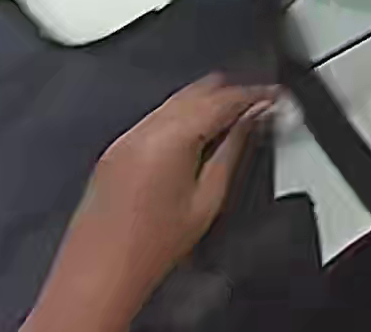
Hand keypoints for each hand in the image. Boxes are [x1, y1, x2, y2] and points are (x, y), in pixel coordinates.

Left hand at [24, 75, 277, 331]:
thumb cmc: (152, 248)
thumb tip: (252, 118)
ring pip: (179, 98)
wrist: (95, 280)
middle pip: (200, 89)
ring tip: (232, 121)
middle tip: (257, 107)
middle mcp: (147, 126)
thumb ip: (233, 149)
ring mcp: (129, 134)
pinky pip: (160, 114)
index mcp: (172, 136)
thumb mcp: (207, 199)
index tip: (274, 95)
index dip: (254, 94)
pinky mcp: (118, 146)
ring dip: (208, 103)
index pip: (223, 99)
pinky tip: (198, 136)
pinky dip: (184, 116)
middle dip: (232, 94)